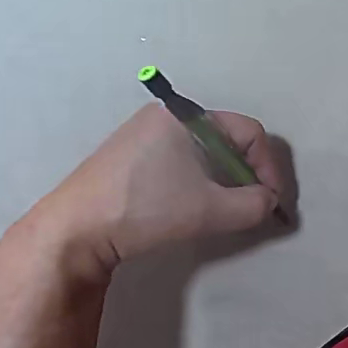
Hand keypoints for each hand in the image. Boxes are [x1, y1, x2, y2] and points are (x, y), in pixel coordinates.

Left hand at [25, 104, 287, 271]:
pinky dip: (202, 181)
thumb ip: (254, 205)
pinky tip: (195, 206)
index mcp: (186, 116)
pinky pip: (183, 161)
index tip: (272, 202)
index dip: (269, 168)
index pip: (249, 132)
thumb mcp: (210, 210)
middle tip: (255, 205)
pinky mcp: (132, 157)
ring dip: (226, 180)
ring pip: (206, 152)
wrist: (75, 230)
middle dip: (249, 174)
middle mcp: (166, 117)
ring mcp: (146, 135)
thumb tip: (270, 202)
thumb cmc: (145, 209)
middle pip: (229, 139)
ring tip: (228, 210)